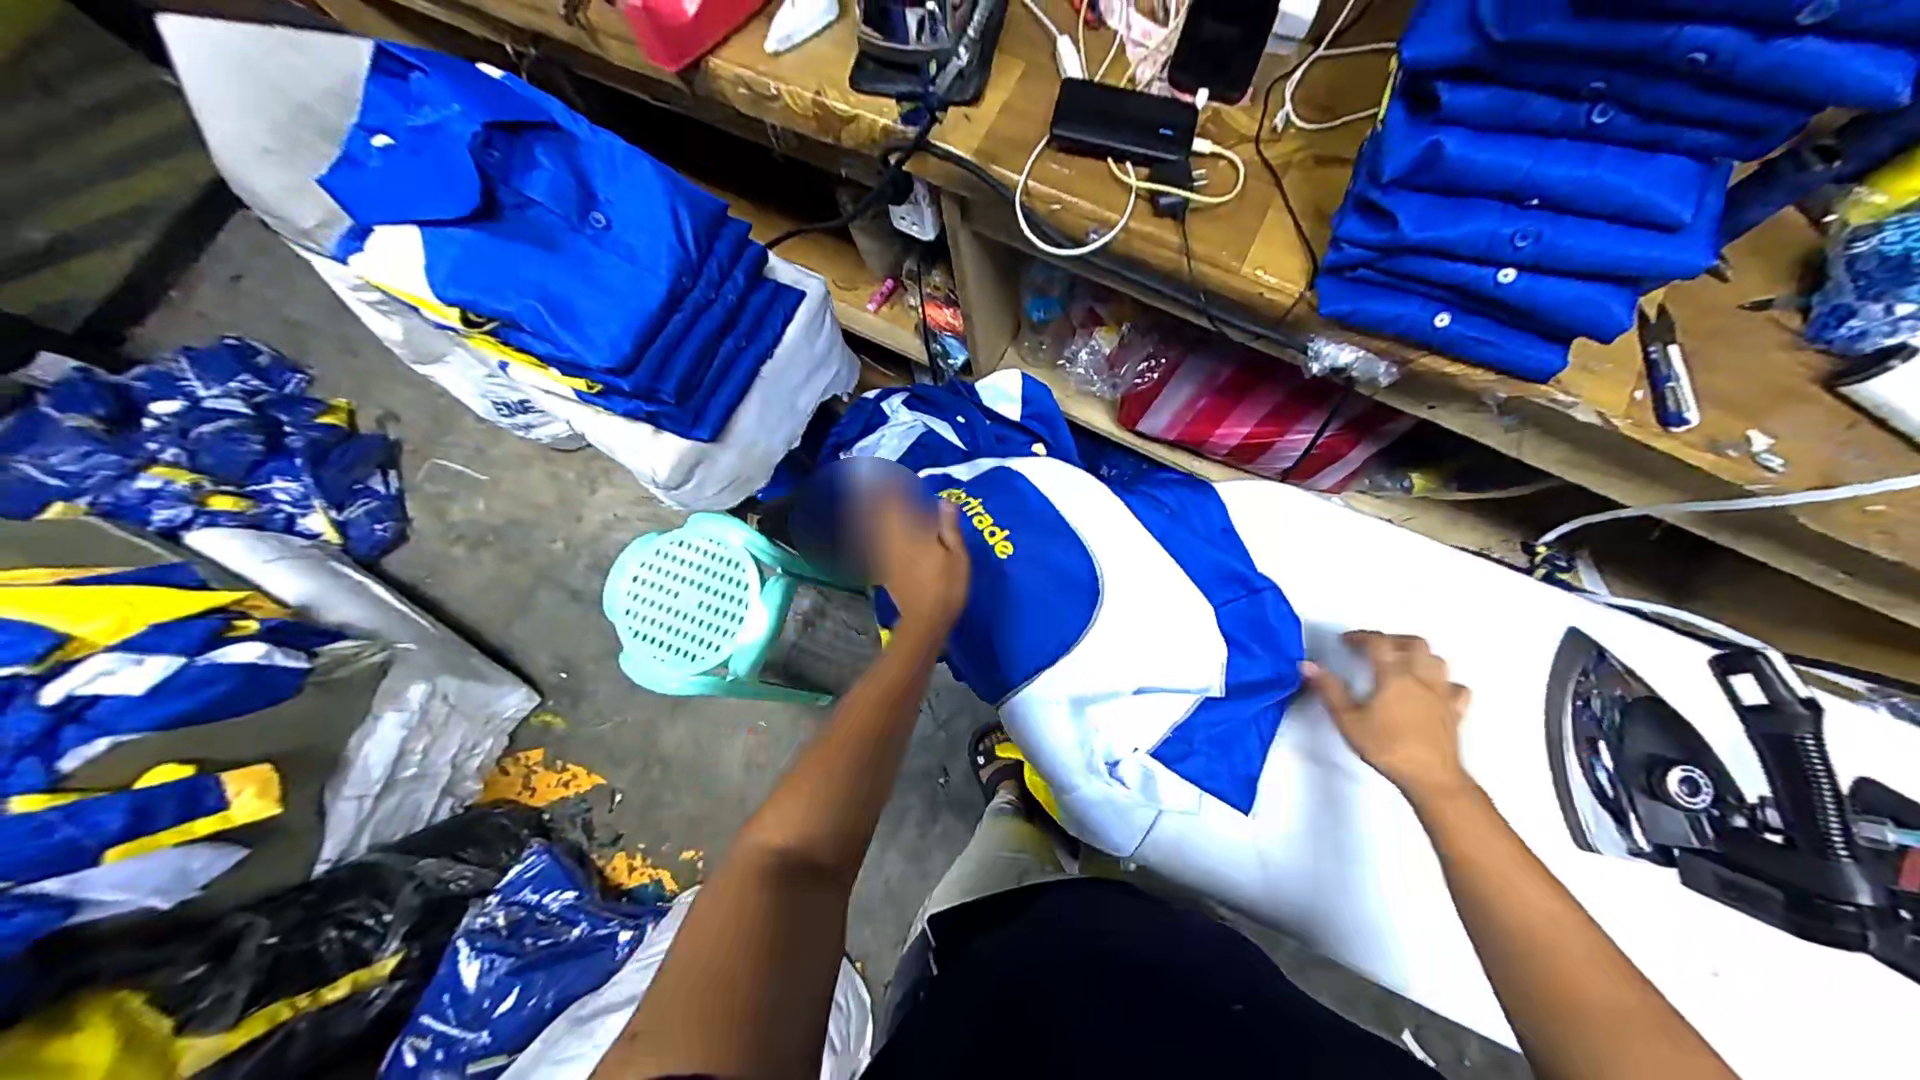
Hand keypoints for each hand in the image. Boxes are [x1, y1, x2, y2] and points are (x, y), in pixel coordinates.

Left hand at [866, 486, 969, 640]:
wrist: (926, 621)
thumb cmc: (947, 587)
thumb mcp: (957, 556)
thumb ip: (948, 527)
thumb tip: (945, 500)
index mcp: (911, 533)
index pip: (895, 503)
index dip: (890, 486)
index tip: (887, 472)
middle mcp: (893, 540)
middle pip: (878, 513)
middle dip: (873, 496)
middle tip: (869, 479)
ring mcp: (885, 556)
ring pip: (872, 528)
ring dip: (868, 512)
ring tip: (867, 498)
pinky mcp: (883, 569)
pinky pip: (873, 544)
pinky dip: (869, 532)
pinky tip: (872, 529)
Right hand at [1302, 631, 1473, 801]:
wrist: (1430, 777)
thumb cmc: (1387, 747)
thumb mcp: (1347, 719)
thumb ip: (1329, 689)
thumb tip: (1308, 666)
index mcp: (1394, 676)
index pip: (1378, 643)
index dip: (1360, 637)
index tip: (1346, 641)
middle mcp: (1421, 679)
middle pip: (1413, 644)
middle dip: (1391, 639)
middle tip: (1374, 646)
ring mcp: (1442, 695)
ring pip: (1437, 660)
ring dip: (1419, 654)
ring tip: (1402, 661)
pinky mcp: (1455, 712)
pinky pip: (1456, 688)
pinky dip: (1445, 682)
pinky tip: (1434, 688)